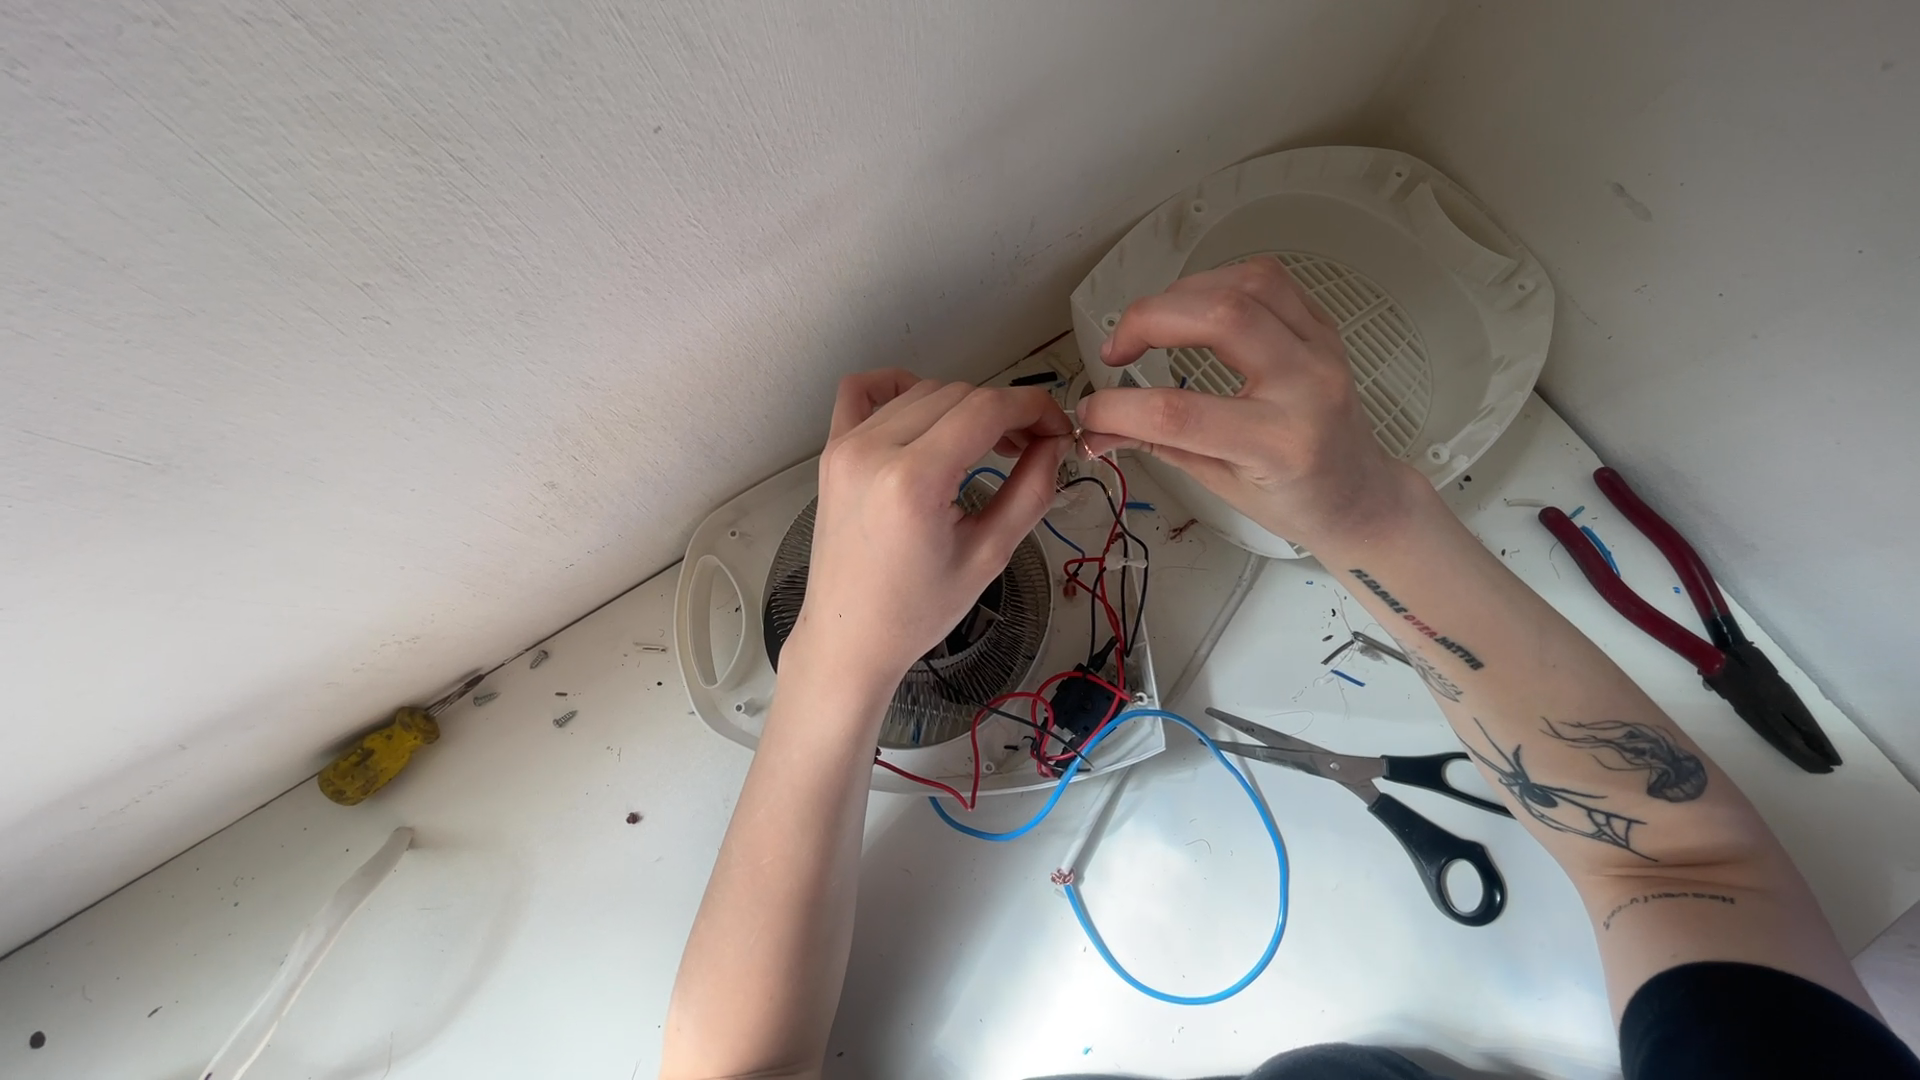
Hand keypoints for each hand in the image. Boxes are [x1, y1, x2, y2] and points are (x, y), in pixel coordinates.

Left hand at [791, 369, 1071, 691]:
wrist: (851, 639)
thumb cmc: (915, 611)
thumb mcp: (989, 556)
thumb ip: (1031, 491)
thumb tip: (1054, 444)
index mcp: (913, 480)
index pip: (987, 408)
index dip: (1034, 409)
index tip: (1057, 429)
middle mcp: (873, 451)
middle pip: (959, 394)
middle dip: (1005, 411)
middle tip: (1030, 447)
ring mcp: (846, 447)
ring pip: (922, 390)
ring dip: (964, 407)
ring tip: (987, 444)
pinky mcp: (833, 453)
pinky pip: (864, 391)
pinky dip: (901, 389)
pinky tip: (927, 416)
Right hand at [1077, 257, 1422, 549]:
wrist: (1359, 493)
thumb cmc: (1291, 500)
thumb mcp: (1215, 483)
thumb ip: (1155, 444)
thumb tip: (1094, 429)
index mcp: (1278, 443)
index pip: (1179, 412)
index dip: (1119, 406)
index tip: (1090, 409)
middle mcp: (1306, 386)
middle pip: (1222, 317)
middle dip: (1147, 320)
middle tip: (1116, 350)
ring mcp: (1321, 349)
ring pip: (1247, 282)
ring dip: (1181, 293)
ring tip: (1149, 324)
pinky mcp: (1322, 327)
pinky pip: (1269, 279)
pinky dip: (1216, 282)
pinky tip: (1190, 309)